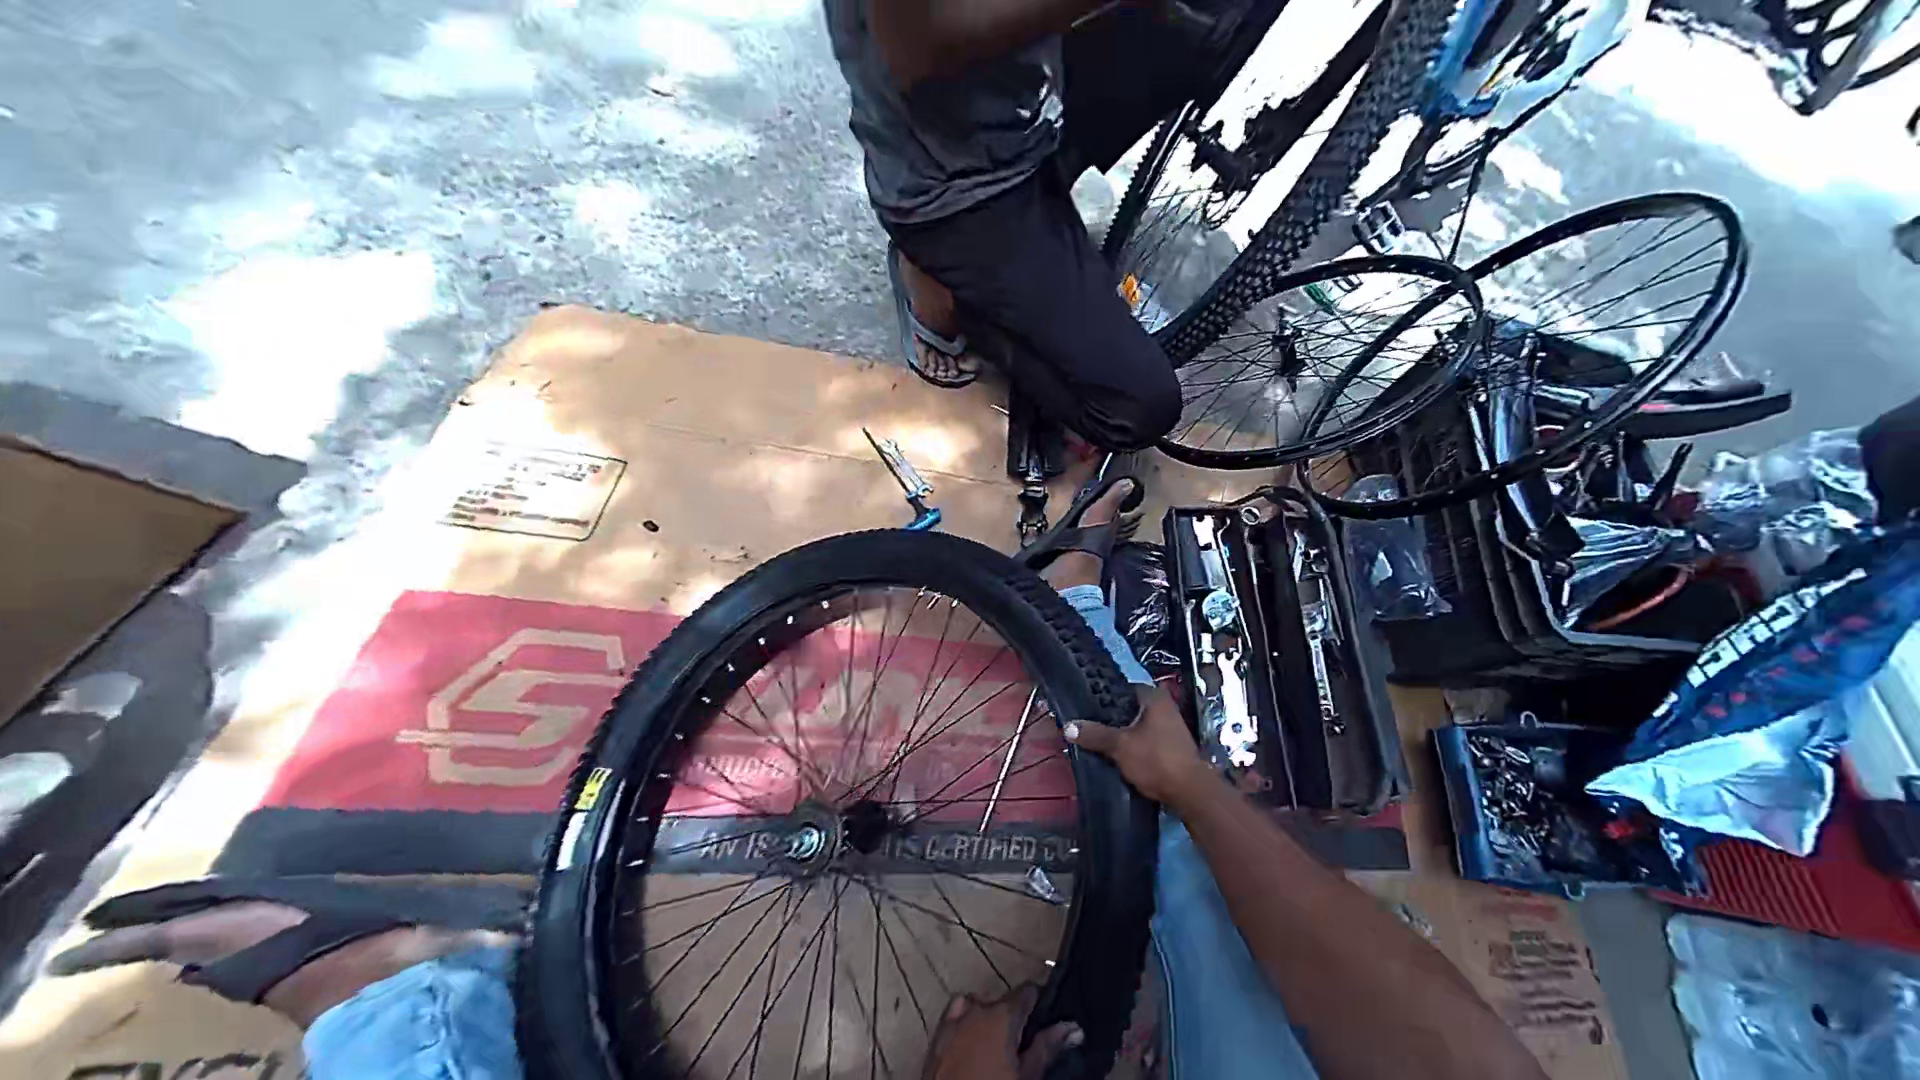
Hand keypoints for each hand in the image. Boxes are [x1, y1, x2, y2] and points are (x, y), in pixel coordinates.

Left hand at [922, 985, 1080, 1079]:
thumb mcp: (1028, 1078)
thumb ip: (1047, 1047)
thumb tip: (1072, 1026)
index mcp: (1003, 1014)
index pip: (1028, 992)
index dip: (1040, 1003)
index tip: (1047, 1019)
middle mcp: (978, 1007)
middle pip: (1003, 1003)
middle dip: (1015, 1019)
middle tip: (1022, 1048)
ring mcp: (954, 1018)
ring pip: (979, 1008)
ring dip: (990, 1022)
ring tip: (998, 1052)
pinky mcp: (937, 1034)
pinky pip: (957, 1016)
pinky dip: (966, 1023)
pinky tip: (971, 1043)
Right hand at [1063, 685, 1217, 808]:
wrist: (1191, 794)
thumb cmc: (1156, 759)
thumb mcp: (1119, 746)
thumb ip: (1094, 734)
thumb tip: (1068, 726)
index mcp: (1155, 698)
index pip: (1124, 688)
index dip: (1104, 695)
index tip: (1087, 704)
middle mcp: (1166, 708)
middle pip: (1130, 708)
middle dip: (1111, 716)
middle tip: (1088, 722)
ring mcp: (1171, 729)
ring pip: (1138, 726)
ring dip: (1122, 732)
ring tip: (1098, 738)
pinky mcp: (1172, 748)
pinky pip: (1145, 740)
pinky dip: (1132, 745)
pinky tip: (1117, 753)